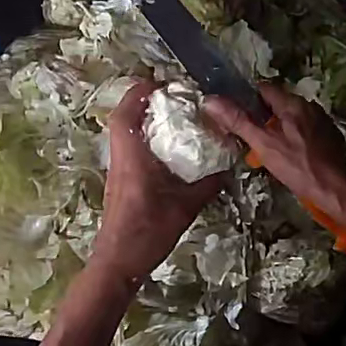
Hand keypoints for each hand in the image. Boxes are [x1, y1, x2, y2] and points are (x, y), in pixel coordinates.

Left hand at [91, 80, 227, 282]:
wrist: (118, 262)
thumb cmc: (148, 231)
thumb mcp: (185, 207)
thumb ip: (208, 186)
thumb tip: (227, 170)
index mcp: (132, 157)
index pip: (126, 113)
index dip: (140, 92)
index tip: (162, 83)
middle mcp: (121, 159)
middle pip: (123, 119)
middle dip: (143, 102)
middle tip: (171, 98)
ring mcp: (118, 172)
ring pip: (124, 135)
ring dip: (142, 121)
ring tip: (171, 119)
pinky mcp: (120, 184)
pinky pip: (129, 150)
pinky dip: (144, 140)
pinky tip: (166, 151)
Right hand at [202, 84, 345, 215]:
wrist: (335, 189)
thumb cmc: (297, 166)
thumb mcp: (264, 144)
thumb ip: (239, 121)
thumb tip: (211, 100)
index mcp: (293, 103)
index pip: (264, 88)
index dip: (247, 98)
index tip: (236, 112)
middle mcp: (310, 106)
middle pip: (278, 103)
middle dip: (262, 115)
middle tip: (248, 134)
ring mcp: (322, 121)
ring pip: (292, 117)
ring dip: (278, 127)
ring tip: (266, 146)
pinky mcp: (329, 136)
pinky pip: (304, 128)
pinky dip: (293, 136)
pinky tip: (289, 154)